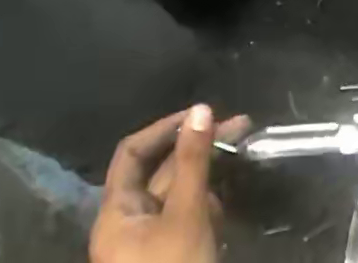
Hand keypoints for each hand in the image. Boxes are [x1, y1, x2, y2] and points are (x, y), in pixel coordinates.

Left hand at [89, 105, 252, 262]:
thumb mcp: (186, 216)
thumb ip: (193, 161)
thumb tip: (201, 109)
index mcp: (116, 214)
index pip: (131, 153)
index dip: (163, 129)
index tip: (199, 115)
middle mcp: (128, 225)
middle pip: (159, 172)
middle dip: (196, 147)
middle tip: (237, 126)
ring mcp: (150, 245)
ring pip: (177, 195)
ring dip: (206, 172)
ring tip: (241, 150)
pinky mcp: (173, 259)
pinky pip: (187, 220)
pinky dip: (207, 204)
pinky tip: (230, 197)